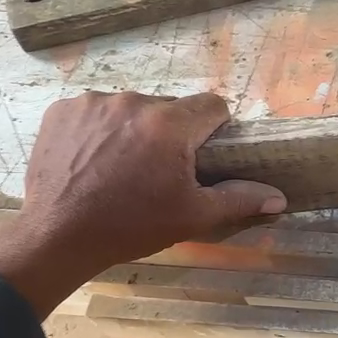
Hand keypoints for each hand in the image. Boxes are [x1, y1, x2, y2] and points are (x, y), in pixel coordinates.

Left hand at [0, 92, 285, 316]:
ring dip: (135, 130)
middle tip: (161, 171)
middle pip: (169, 108)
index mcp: (169, 124)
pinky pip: (95, 111)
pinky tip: (93, 159)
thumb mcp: (193, 215)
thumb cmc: (133, 225)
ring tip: (123, 167)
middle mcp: (132, 101)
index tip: (205, 154)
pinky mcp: (61, 110)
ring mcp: (92, 103)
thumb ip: (239, 199)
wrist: (58, 236)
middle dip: (172, 133)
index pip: (212, 105)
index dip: (216, 128)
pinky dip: (100, 130)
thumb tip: (279, 197)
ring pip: (132, 109)